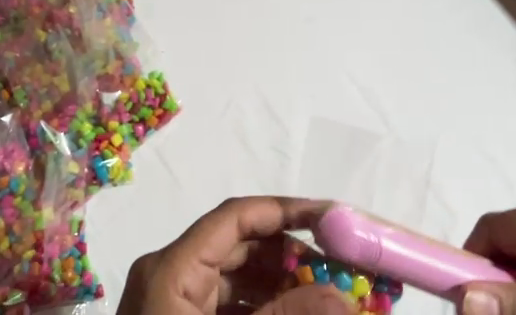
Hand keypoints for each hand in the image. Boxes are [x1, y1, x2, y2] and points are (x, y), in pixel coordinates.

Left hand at [117, 197, 350, 314]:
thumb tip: (344, 298)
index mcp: (173, 268)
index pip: (237, 217)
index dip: (287, 212)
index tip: (334, 219)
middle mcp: (172, 275)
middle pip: (241, 246)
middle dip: (293, 257)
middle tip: (343, 270)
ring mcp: (174, 304)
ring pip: (238, 279)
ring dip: (283, 287)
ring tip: (331, 299)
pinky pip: (228, 308)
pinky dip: (265, 311)